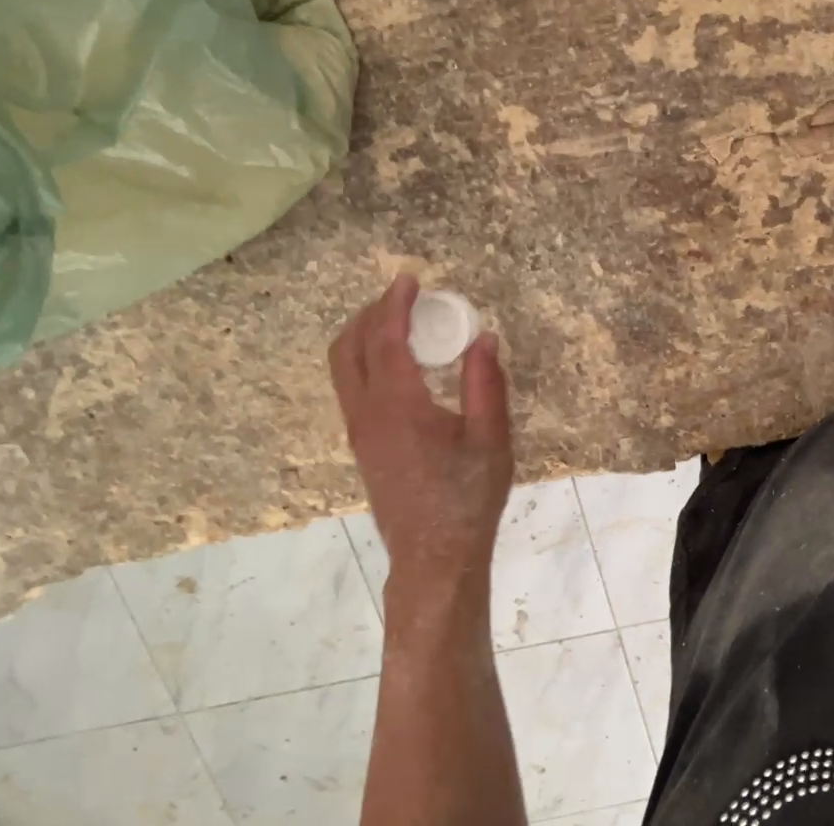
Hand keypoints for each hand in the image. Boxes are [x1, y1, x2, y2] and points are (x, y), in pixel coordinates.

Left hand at [329, 275, 512, 590]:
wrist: (434, 553)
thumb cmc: (469, 495)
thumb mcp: (492, 438)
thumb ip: (486, 383)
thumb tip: (484, 337)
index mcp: (399, 406)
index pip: (386, 340)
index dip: (396, 305)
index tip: (411, 279)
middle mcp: (367, 414)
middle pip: (348, 348)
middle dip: (370, 314)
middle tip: (403, 295)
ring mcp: (359, 431)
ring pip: (342, 368)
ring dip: (362, 336)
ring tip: (397, 321)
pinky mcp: (362, 445)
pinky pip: (351, 386)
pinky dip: (365, 359)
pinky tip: (398, 363)